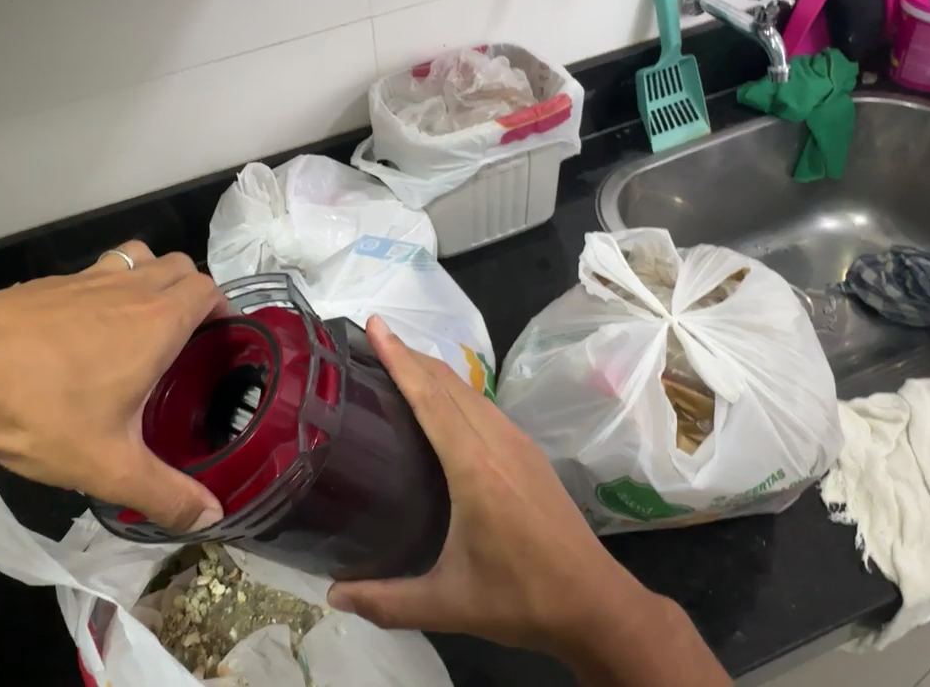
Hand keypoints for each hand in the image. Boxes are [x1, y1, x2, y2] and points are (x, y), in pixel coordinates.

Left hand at [0, 240, 229, 531]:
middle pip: (181, 266)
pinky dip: (111, 285)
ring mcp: (89, 278)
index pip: (209, 289)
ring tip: (145, 321)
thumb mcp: (108, 467)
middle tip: (188, 336)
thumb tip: (212, 517)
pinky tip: (88, 327)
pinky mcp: (53, 281)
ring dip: (154, 278)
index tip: (221, 341)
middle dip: (194, 292)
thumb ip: (166, 494)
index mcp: (156, 321)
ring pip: (140, 257)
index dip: (223, 309)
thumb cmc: (42, 412)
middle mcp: (130, 288)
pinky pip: (100, 270)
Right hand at [327, 318, 664, 657]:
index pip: (430, 397)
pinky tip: (439, 402)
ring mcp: (517, 442)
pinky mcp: (528, 451)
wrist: (596, 605)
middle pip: (447, 382)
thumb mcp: (449, 604)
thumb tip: (332, 596)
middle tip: (371, 338)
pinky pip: (483, 404)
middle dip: (409, 354)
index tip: (375, 325)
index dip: (400, 358)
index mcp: (475, 468)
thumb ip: (388, 601)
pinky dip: (453, 389)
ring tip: (397, 361)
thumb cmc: (522, 598)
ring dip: (432, 369)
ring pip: (468, 389)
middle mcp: (497, 442)